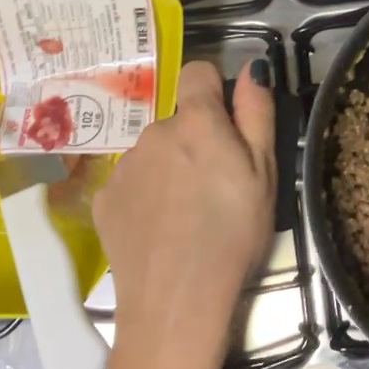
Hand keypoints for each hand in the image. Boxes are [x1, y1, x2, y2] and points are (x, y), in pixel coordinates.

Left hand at [91, 60, 275, 346]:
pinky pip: (132, 181)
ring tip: (189, 212)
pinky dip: (147, 195)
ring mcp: (124, 166)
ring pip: (154, 151)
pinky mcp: (105, 198)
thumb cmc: (233, 233)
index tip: (229, 124)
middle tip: (217, 183)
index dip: (215, 90)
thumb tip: (251, 67)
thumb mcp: (264, 172)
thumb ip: (256, 112)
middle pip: (178, 119)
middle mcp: (153, 133)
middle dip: (196, 139)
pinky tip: (163, 228)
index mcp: (197, 122)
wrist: (176, 300)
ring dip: (171, 166)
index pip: (197, 72)